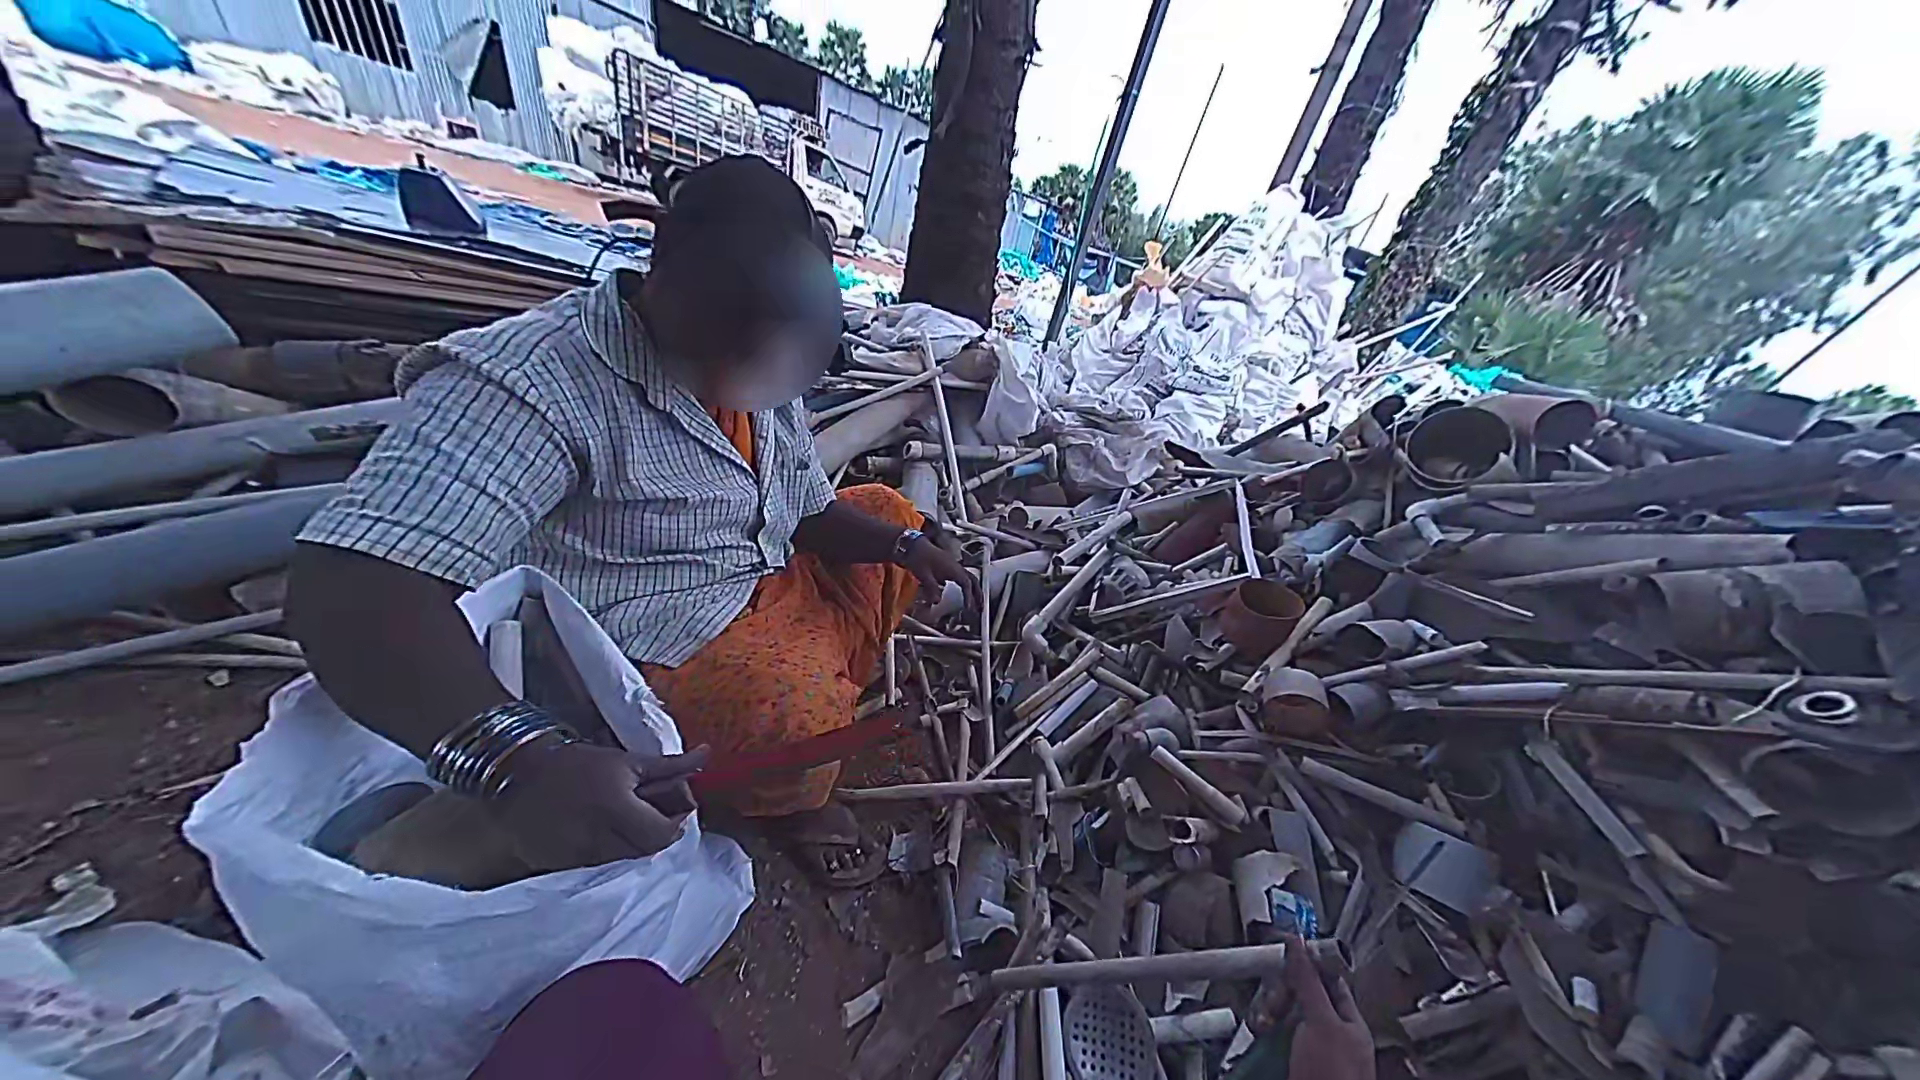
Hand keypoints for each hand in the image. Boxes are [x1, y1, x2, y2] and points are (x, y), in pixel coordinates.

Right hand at [488, 740, 708, 872]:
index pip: (662, 834)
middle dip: (660, 832)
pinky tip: (610, 829)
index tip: (676, 805)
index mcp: (618, 812)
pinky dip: (615, 850)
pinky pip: (602, 865)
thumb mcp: (628, 761)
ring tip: (632, 816)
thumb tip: (707, 754)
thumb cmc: (580, 765)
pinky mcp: (563, 867)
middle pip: (648, 850)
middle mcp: (599, 841)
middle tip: (657, 810)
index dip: (676, 822)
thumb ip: (670, 765)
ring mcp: (579, 858)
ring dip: (638, 842)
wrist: (518, 778)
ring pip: (626, 860)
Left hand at [899, 534, 979, 610]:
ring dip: (972, 589)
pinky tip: (956, 590)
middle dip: (978, 593)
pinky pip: (960, 576)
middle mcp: (955, 566)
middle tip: (981, 605)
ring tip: (973, 600)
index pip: (967, 584)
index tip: (969, 608)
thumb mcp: (924, 575)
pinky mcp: (947, 565)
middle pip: (972, 580)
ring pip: (967, 577)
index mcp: (953, 569)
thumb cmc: (918, 558)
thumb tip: (937, 601)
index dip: (969, 597)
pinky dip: (963, 584)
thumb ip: (932, 589)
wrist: (912, 545)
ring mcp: (952, 565)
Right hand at [1252, 935, 1373, 1079]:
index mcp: (1349, 1022)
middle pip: (1299, 993)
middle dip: (1281, 992)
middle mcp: (1329, 1032)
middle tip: (1275, 1001)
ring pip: (1281, 1011)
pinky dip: (1261, 1029)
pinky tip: (1259, 1032)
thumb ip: (1308, 982)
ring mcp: (1307, 1047)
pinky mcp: (1287, 1059)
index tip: (1285, 948)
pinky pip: (1269, 1032)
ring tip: (1264, 1022)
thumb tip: (1298, 943)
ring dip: (1268, 1011)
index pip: (1327, 978)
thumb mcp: (1322, 1023)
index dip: (1308, 962)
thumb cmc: (1334, 1078)